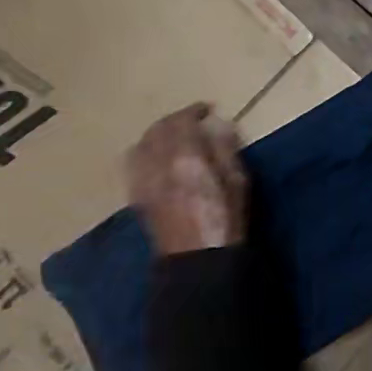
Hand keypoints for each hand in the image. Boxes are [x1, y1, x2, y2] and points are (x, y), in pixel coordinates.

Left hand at [125, 103, 247, 255]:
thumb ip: (225, 149)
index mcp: (186, 158)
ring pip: (141, 145)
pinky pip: (133, 165)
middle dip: (174, 120)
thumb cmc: (226, 219)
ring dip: (155, 134)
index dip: (193, 111)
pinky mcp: (138, 198)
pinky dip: (143, 153)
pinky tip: (155, 159)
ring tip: (171, 136)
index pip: (182, 121)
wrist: (198, 261)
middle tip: (190, 120)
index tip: (206, 110)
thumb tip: (217, 127)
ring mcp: (144, 182)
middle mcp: (159, 165)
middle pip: (158, 130)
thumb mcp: (238, 180)